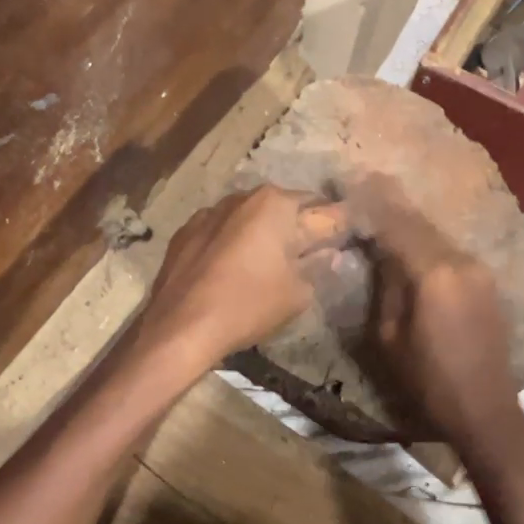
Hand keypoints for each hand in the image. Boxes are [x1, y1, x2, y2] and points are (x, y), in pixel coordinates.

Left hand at [136, 184, 349, 369]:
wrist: (180, 326)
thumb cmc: (249, 304)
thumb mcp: (298, 292)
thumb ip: (318, 267)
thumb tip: (330, 255)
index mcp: (274, 203)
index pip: (319, 206)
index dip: (334, 224)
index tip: (343, 239)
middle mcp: (241, 197)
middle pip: (280, 207)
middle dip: (295, 225)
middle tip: (307, 252)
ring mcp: (207, 212)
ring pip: (246, 217)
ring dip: (260, 232)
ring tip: (267, 261)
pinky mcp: (184, 233)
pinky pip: (219, 232)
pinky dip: (231, 243)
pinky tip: (231, 268)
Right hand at [349, 175, 519, 447]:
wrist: (484, 408)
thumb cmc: (427, 378)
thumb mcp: (388, 335)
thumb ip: (385, 285)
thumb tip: (379, 252)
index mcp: (433, 273)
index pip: (397, 225)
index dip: (374, 202)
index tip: (354, 181)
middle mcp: (460, 261)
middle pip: (420, 223)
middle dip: (392, 204)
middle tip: (368, 180)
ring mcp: (479, 270)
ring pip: (437, 235)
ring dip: (411, 222)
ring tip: (386, 205)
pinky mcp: (487, 282)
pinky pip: (451, 251)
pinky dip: (429, 241)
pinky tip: (414, 239)